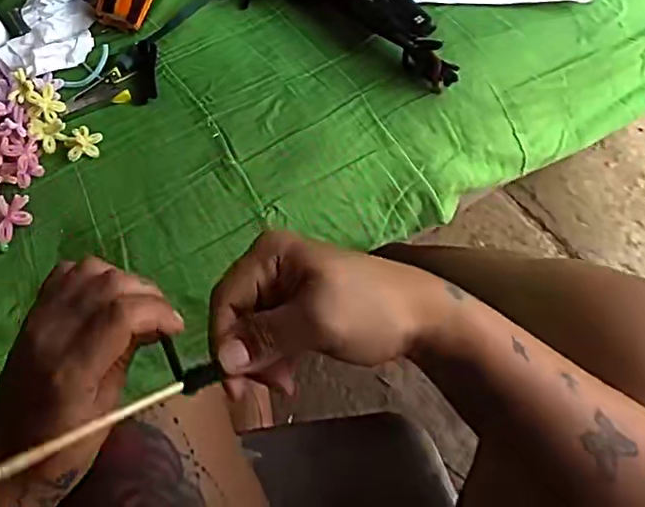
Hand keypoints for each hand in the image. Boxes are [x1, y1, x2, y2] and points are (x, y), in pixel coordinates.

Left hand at [0, 257, 184, 506]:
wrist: (1, 458)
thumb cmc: (58, 452)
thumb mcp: (103, 415)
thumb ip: (125, 359)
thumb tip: (152, 324)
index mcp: (70, 369)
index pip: (121, 313)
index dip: (157, 310)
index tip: (176, 326)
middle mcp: (52, 333)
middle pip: (108, 283)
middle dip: (146, 292)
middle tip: (163, 315)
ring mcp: (38, 318)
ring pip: (89, 269)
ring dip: (121, 279)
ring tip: (137, 303)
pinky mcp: (32, 312)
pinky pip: (66, 272)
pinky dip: (92, 275)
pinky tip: (104, 295)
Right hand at [207, 231, 454, 397]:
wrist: (421, 315)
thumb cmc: (369, 309)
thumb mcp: (316, 321)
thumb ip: (267, 336)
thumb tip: (223, 358)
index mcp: (269, 253)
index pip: (226, 296)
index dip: (223, 340)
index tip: (234, 384)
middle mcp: (269, 264)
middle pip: (235, 313)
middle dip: (244, 354)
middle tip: (263, 390)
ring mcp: (282, 285)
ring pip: (249, 328)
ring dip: (259, 360)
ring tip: (283, 385)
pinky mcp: (295, 306)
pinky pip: (268, 334)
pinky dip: (273, 358)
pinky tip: (288, 378)